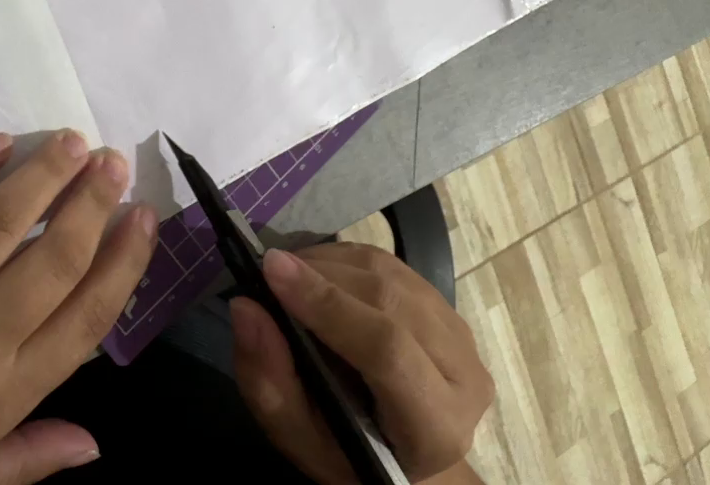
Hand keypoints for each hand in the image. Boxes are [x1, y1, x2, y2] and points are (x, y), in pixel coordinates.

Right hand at [230, 243, 493, 484]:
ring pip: (387, 272)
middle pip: (388, 299)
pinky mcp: (443, 303)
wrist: (402, 451)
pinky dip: (342, 258)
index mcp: (434, 426)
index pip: (387, 350)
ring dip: (328, 261)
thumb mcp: (299, 438)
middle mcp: (462, 373)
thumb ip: (270, 380)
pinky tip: (315, 271)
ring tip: (287, 273)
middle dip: (320, 275)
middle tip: (268, 268)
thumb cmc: (348, 452)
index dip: (327, 304)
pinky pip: (388, 263)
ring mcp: (459, 332)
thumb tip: (247, 306)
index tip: (271, 270)